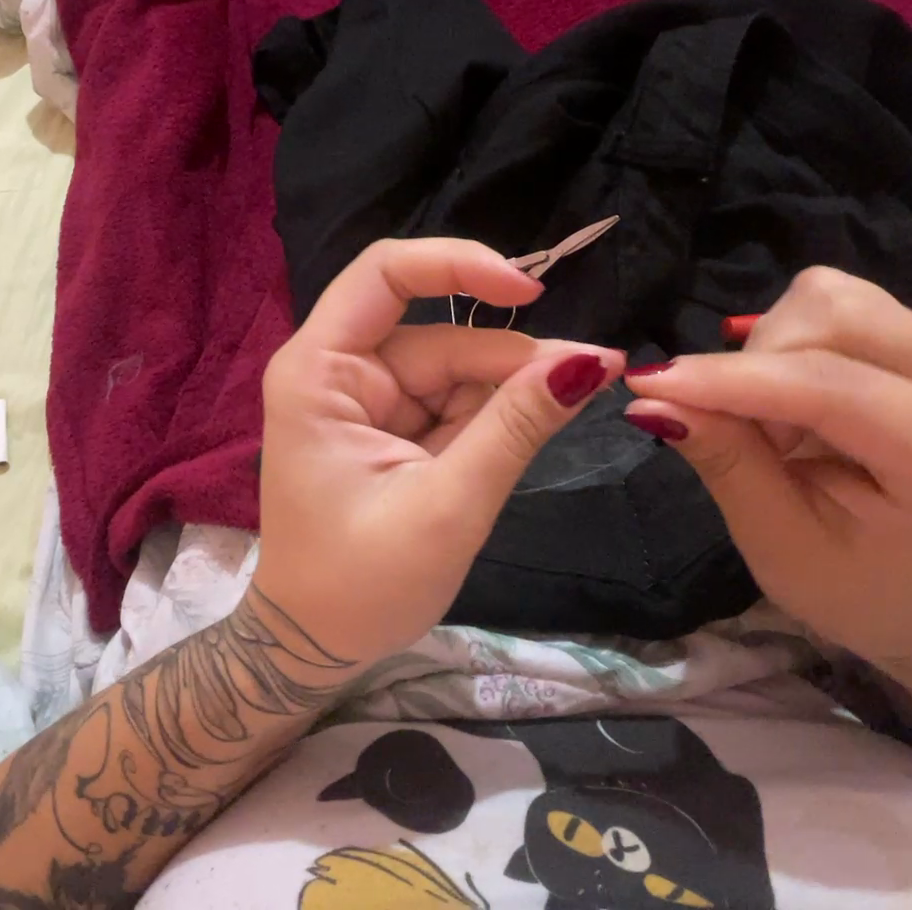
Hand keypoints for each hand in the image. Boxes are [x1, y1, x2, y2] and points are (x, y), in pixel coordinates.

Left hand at [253, 238, 624, 665]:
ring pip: (454, 368)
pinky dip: (492, 415)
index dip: (459, 265)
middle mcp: (337, 371)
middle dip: (509, 357)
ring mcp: (365, 400)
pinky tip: (530, 427)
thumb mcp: (447, 505)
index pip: (384, 274)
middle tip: (594, 374)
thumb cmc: (362, 585)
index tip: (532, 293)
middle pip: (437, 332)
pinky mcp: (389, 428)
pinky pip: (452, 401)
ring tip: (571, 405)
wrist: (316, 647)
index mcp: (319, 373)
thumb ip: (515, 427)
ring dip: (509, 389)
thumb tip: (590, 361)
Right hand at [623, 267, 911, 665]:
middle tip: (738, 430)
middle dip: (757, 365)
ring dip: (773, 352)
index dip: (733, 378)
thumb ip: (726, 462)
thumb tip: (651, 397)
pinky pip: (846, 307)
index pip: (836, 388)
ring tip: (774, 424)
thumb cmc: (854, 593)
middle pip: (841, 317)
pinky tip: (795, 402)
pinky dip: (791, 345)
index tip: (647, 382)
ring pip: (838, 300)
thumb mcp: (781, 546)